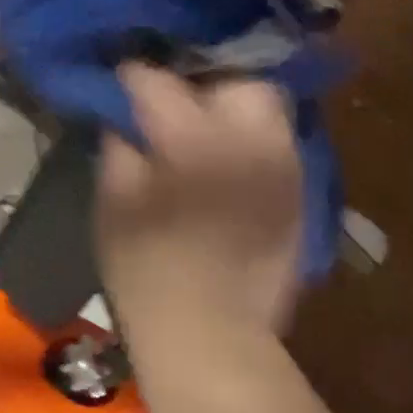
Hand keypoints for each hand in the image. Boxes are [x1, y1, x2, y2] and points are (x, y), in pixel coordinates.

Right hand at [95, 62, 303, 346]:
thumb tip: (122, 116)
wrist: (211, 335)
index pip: (158, 81)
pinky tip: (228, 160)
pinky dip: (252, 138)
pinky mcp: (299, 190)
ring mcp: (283, 163)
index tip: (119, 84)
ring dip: (232, 107)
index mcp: (194, 138)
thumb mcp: (113, 205)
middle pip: (232, 77)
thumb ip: (119, 148)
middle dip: (202, 82)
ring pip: (265, 104)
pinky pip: (277, 141)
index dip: (132, 78)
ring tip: (203, 128)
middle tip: (173, 104)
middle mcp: (249, 138)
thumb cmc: (147, 271)